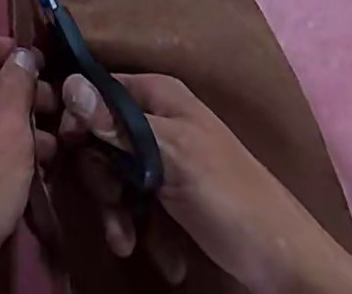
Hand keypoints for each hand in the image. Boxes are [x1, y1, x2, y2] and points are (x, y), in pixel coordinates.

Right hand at [60, 73, 351, 293]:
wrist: (287, 268)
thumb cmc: (230, 198)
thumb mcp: (172, 157)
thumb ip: (119, 124)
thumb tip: (69, 83)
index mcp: (158, 95)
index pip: (98, 90)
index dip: (78, 118)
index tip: (63, 150)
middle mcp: (157, 119)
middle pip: (102, 137)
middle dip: (102, 179)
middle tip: (112, 206)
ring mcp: (165, 158)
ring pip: (115, 175)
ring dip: (119, 213)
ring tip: (128, 243)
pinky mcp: (171, 194)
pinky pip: (137, 203)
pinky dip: (143, 229)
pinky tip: (164, 255)